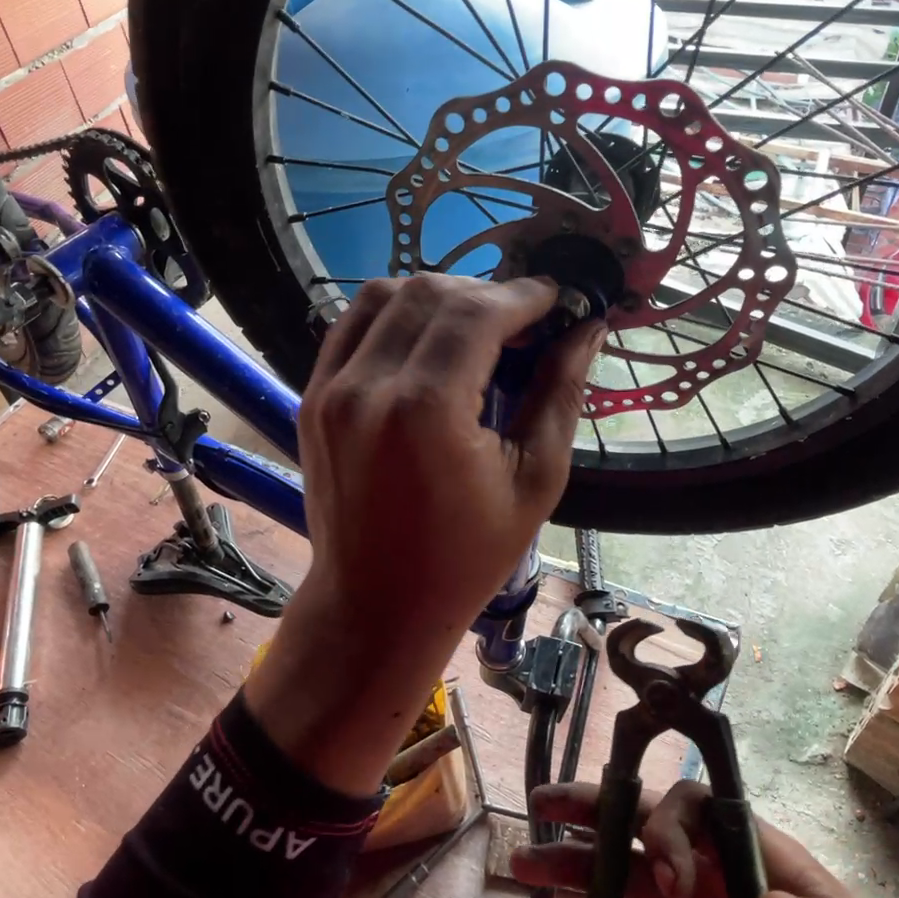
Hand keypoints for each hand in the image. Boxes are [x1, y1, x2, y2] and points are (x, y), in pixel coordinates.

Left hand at [243, 275, 604, 793]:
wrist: (376, 604)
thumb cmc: (467, 557)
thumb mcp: (534, 482)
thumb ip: (560, 394)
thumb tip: (586, 330)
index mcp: (427, 409)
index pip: (478, 311)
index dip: (525, 294)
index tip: (557, 298)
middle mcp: (369, 386)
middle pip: (430, 292)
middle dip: (486, 293)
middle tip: (524, 321)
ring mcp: (331, 390)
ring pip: (384, 296)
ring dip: (439, 297)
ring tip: (478, 328)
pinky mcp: (312, 399)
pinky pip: (351, 326)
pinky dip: (394, 316)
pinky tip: (427, 341)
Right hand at [513, 781, 898, 897]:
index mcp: (759, 860)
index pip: (696, 811)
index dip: (668, 830)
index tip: (667, 882)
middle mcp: (719, 882)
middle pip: (646, 832)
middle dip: (593, 814)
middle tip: (543, 806)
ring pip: (624, 885)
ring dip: (574, 873)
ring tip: (524, 869)